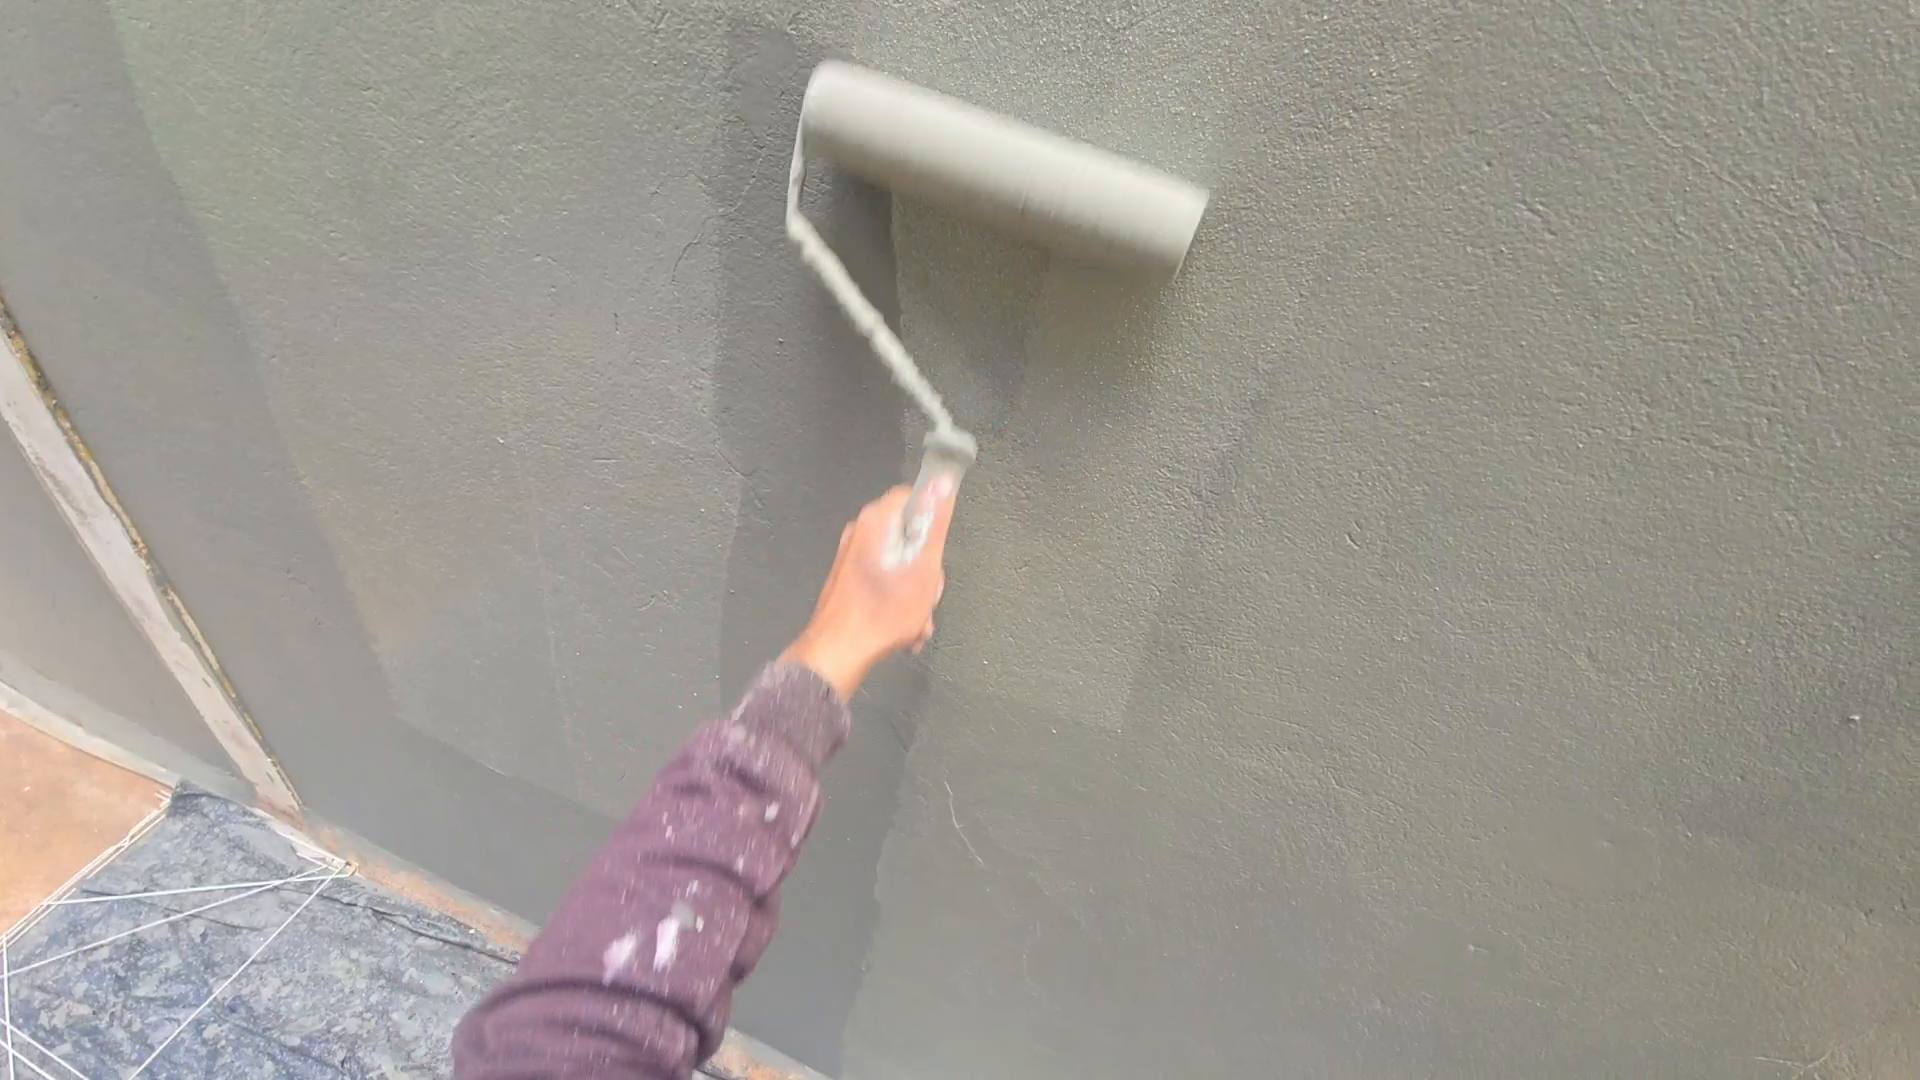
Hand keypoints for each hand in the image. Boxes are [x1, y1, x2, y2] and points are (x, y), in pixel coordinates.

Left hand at [780, 479, 957, 698]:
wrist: (838, 652)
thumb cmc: (880, 614)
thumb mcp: (924, 566)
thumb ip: (935, 521)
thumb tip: (944, 482)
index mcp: (876, 520)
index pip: (914, 496)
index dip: (932, 522)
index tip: (937, 550)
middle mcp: (861, 533)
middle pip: (910, 534)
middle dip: (927, 568)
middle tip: (927, 592)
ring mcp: (853, 556)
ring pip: (901, 562)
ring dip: (916, 591)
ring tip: (916, 619)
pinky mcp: (850, 578)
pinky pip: (886, 579)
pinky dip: (899, 600)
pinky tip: (905, 627)